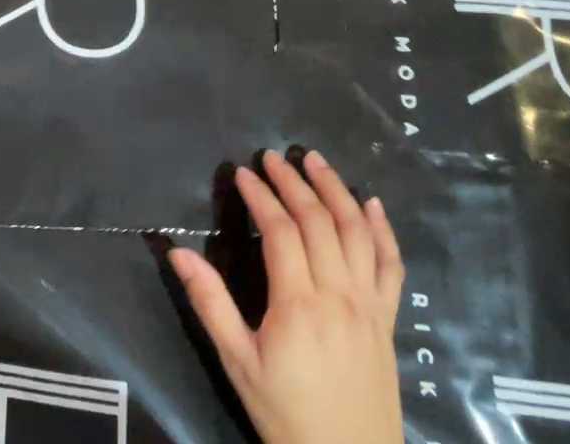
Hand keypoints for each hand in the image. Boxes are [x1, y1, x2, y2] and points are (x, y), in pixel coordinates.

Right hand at [170, 150, 403, 443]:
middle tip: (273, 156)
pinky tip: (372, 205)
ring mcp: (369, 305)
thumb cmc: (285, 412)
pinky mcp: (386, 320)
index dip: (261, 196)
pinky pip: (391, 266)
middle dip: (295, 183)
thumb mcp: (238, 361)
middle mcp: (339, 295)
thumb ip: (210, 303)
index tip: (243, 172)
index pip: (281, 231)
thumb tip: (177, 252)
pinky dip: (384, 230)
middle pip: (320, 222)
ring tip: (316, 162)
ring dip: (337, 192)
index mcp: (299, 304)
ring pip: (358, 233)